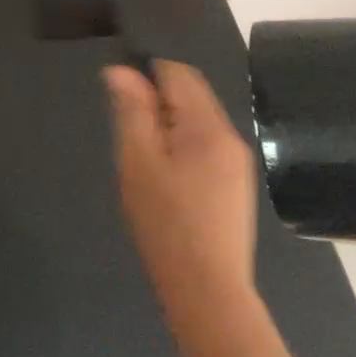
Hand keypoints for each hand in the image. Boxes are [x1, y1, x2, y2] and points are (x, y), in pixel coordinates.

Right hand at [104, 60, 258, 311]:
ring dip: (165, 126)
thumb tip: (119, 70)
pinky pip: (204, 146)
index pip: (179, 73)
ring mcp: (237, 164)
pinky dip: (179, 146)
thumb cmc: (164, 220)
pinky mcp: (235, 185)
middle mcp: (231, 138)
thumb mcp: (136, 160)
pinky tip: (162, 178)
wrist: (205, 285)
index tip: (118, 97)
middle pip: (191, 96)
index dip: (145, 73)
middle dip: (155, 102)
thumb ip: (131, 110)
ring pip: (195, 122)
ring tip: (140, 159)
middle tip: (126, 135)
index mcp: (208, 128)